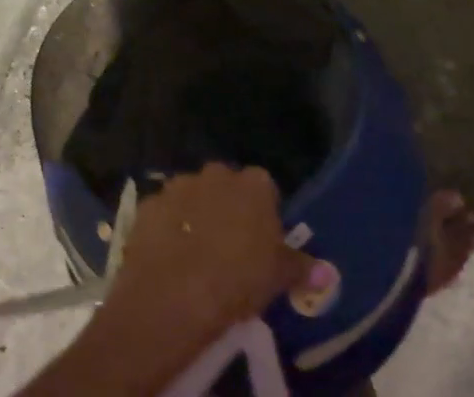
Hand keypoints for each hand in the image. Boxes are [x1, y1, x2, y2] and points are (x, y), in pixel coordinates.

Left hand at [100, 164, 325, 346]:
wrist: (172, 298)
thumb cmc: (237, 281)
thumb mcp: (278, 277)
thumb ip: (302, 267)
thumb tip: (327, 272)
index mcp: (255, 183)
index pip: (265, 190)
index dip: (262, 216)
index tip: (259, 244)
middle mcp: (217, 174)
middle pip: (226, 188)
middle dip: (226, 209)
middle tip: (227, 249)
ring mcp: (178, 187)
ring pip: (192, 198)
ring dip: (194, 217)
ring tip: (194, 256)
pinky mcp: (146, 207)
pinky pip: (162, 216)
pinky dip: (165, 231)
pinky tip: (167, 260)